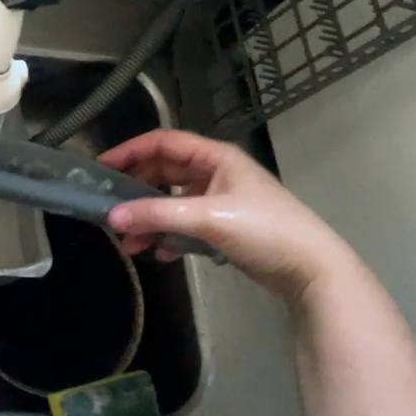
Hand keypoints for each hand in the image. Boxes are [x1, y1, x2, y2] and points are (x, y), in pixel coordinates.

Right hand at [98, 130, 355, 305]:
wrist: (315, 272)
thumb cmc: (265, 231)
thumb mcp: (208, 219)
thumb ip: (157, 215)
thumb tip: (111, 218)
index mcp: (215, 157)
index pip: (162, 143)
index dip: (129, 151)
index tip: (100, 167)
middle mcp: (215, 173)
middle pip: (163, 172)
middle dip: (135, 192)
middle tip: (109, 209)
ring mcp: (219, 200)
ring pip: (171, 202)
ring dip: (149, 220)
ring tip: (130, 245)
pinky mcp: (223, 227)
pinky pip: (184, 224)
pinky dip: (168, 236)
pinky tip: (160, 254)